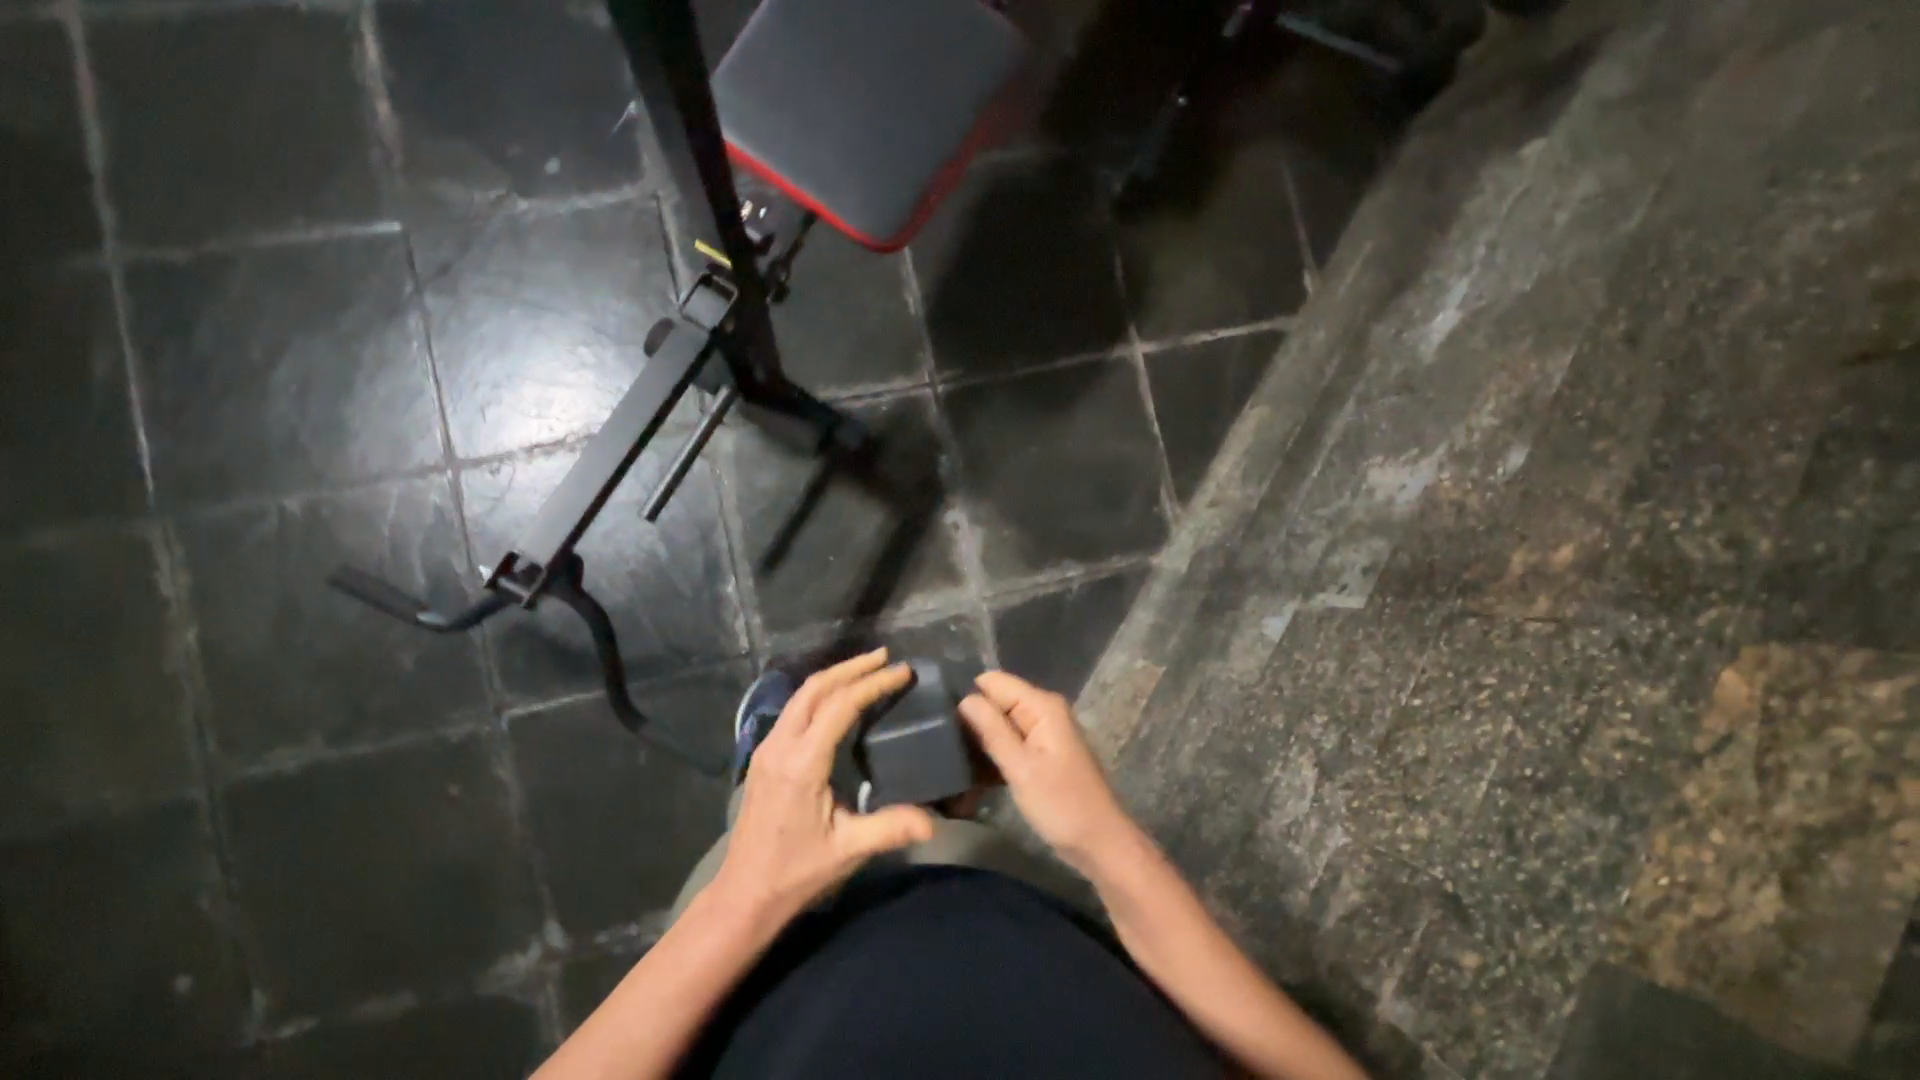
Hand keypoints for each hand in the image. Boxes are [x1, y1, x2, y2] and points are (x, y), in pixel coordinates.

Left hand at [709, 650, 935, 923]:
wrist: (744, 893)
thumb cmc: (796, 873)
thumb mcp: (847, 851)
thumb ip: (890, 828)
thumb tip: (933, 822)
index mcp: (801, 763)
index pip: (839, 706)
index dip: (873, 684)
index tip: (902, 671)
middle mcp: (779, 746)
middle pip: (814, 689)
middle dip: (851, 668)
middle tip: (885, 657)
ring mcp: (766, 750)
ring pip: (800, 697)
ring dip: (834, 678)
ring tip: (866, 670)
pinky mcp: (763, 758)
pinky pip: (793, 712)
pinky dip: (819, 696)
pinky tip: (838, 701)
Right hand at [958, 671, 1136, 873]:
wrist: (1098, 843)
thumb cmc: (1061, 805)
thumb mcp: (1021, 768)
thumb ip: (992, 730)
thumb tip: (964, 699)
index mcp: (1042, 706)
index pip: (993, 681)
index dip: (969, 697)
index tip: (942, 722)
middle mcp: (1043, 711)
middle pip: (996, 701)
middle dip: (971, 720)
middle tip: (944, 747)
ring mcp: (1042, 733)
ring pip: (999, 724)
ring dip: (979, 741)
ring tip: (953, 760)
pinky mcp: (1040, 753)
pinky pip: (1008, 742)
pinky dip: (992, 755)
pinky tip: (973, 774)